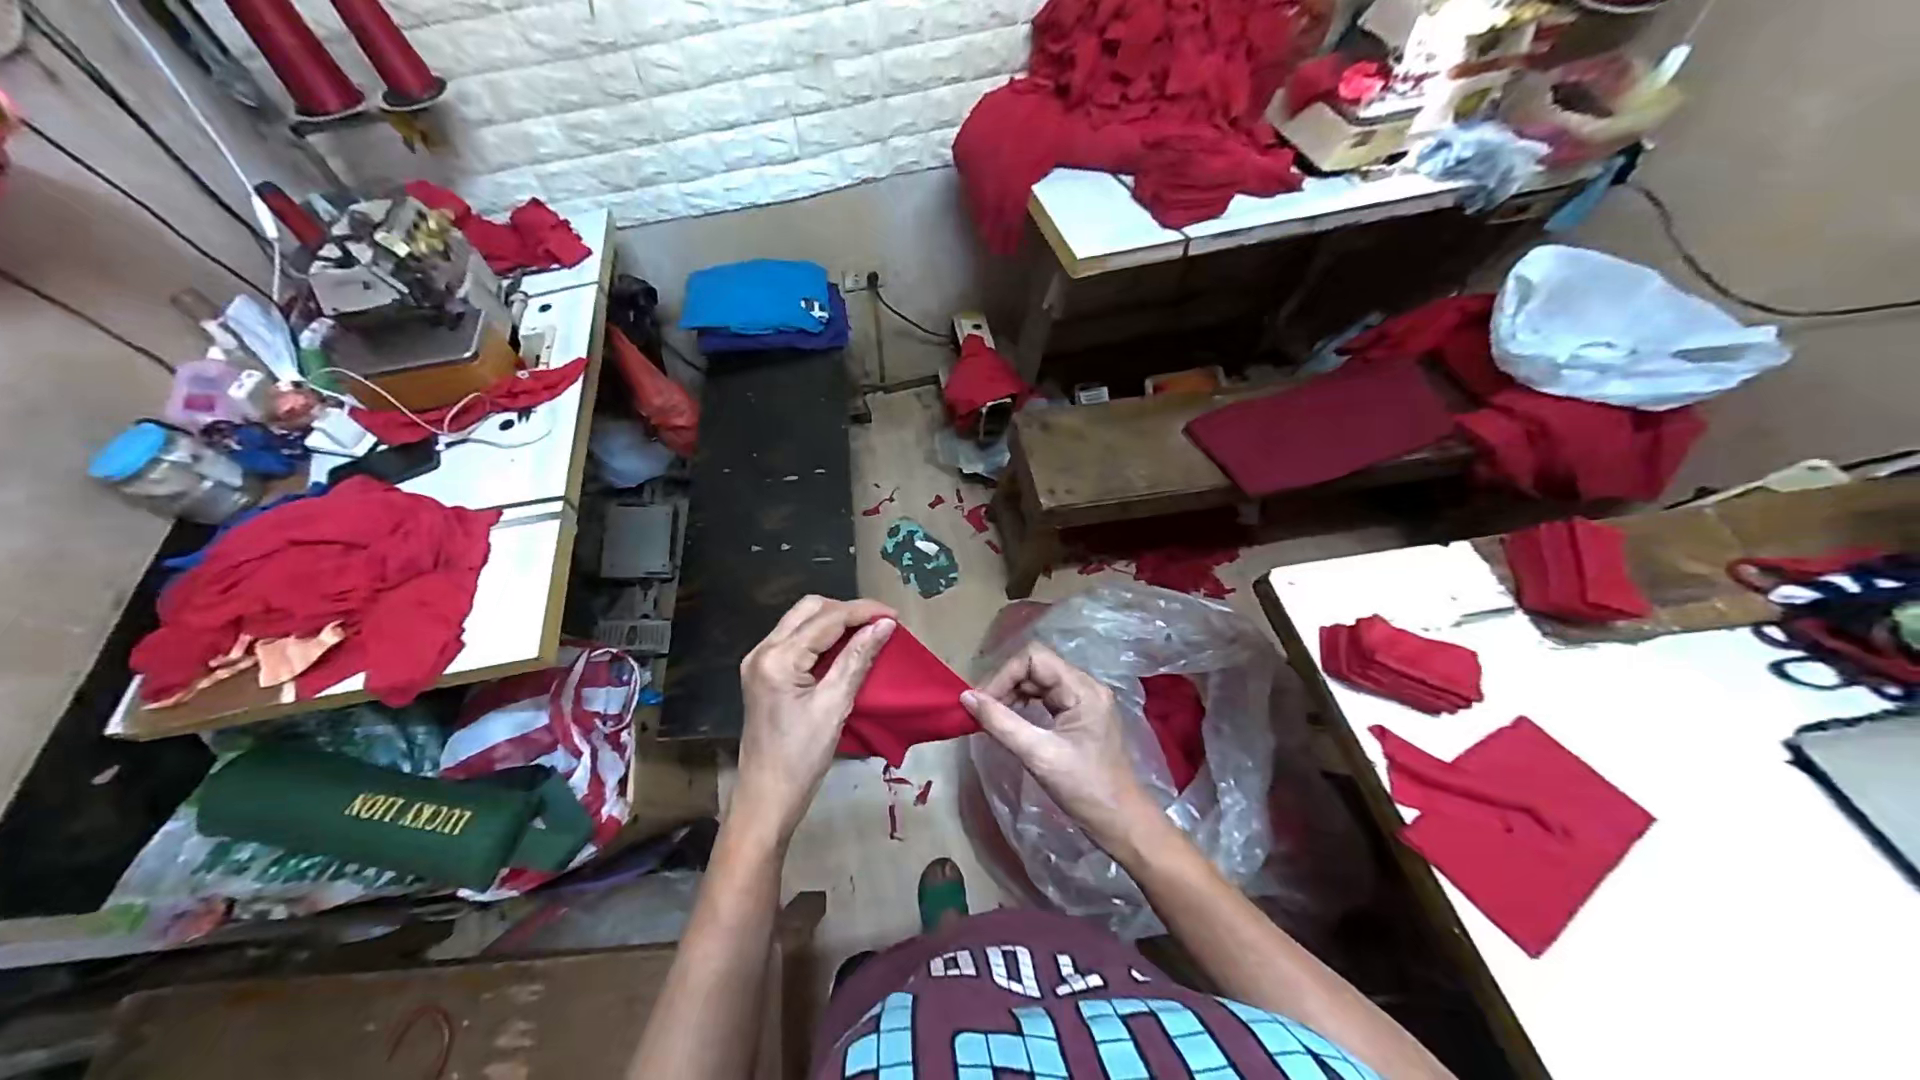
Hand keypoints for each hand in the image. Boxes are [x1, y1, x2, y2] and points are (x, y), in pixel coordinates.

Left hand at [732, 595, 896, 845]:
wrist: (766, 798)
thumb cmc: (801, 758)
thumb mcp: (834, 706)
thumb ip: (858, 659)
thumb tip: (884, 625)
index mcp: (777, 658)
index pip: (826, 619)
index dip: (863, 612)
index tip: (895, 615)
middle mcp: (762, 651)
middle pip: (809, 610)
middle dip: (847, 610)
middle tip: (881, 622)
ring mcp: (759, 662)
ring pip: (801, 622)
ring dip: (834, 621)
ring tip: (868, 631)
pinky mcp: (764, 674)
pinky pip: (795, 640)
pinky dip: (822, 637)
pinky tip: (845, 646)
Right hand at [961, 644, 1159, 850]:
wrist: (1122, 823)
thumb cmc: (1085, 789)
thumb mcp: (1038, 755)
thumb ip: (1001, 723)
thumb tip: (966, 697)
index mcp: (1083, 689)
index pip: (1034, 658)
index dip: (1003, 674)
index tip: (982, 701)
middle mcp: (1085, 687)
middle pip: (1036, 666)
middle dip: (1005, 684)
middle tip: (981, 711)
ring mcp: (1083, 701)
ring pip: (1039, 682)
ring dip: (1012, 695)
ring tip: (991, 718)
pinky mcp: (1079, 717)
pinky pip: (1045, 699)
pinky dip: (1023, 706)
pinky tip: (1009, 722)